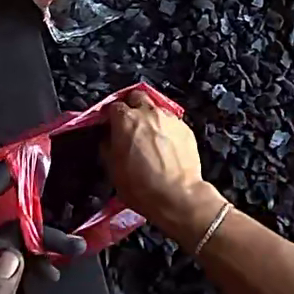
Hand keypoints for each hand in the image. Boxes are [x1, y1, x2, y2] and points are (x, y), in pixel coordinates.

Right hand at [102, 90, 225, 239]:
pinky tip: (165, 145)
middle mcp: (148, 113)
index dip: (111, 116)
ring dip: (150, 117)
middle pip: (136, 96)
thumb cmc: (142, 187)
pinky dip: (166, 128)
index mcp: (126, 120)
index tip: (111, 125)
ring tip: (149, 135)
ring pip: (156, 107)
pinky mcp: (186, 128)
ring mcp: (169, 119)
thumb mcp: (113, 169)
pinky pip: (171, 122)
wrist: (178, 196)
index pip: (114, 106)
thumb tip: (108, 138)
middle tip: (129, 123)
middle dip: (132, 106)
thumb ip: (107, 146)